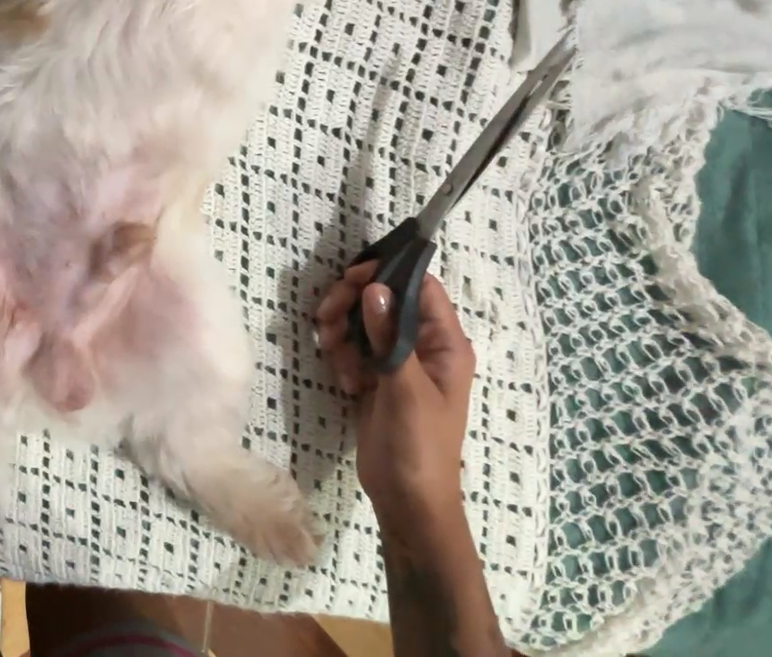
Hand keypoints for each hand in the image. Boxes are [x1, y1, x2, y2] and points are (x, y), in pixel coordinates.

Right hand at [316, 261, 476, 545]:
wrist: (406, 496)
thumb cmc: (420, 443)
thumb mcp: (406, 387)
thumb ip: (388, 336)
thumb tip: (375, 288)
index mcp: (444, 343)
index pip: (421, 288)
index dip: (388, 275)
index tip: (352, 278)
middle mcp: (421, 345)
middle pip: (382, 299)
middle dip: (351, 304)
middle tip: (327, 318)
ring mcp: (395, 360)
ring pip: (360, 321)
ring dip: (340, 331)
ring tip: (335, 357)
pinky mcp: (373, 375)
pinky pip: (351, 346)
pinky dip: (340, 356)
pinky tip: (344, 381)